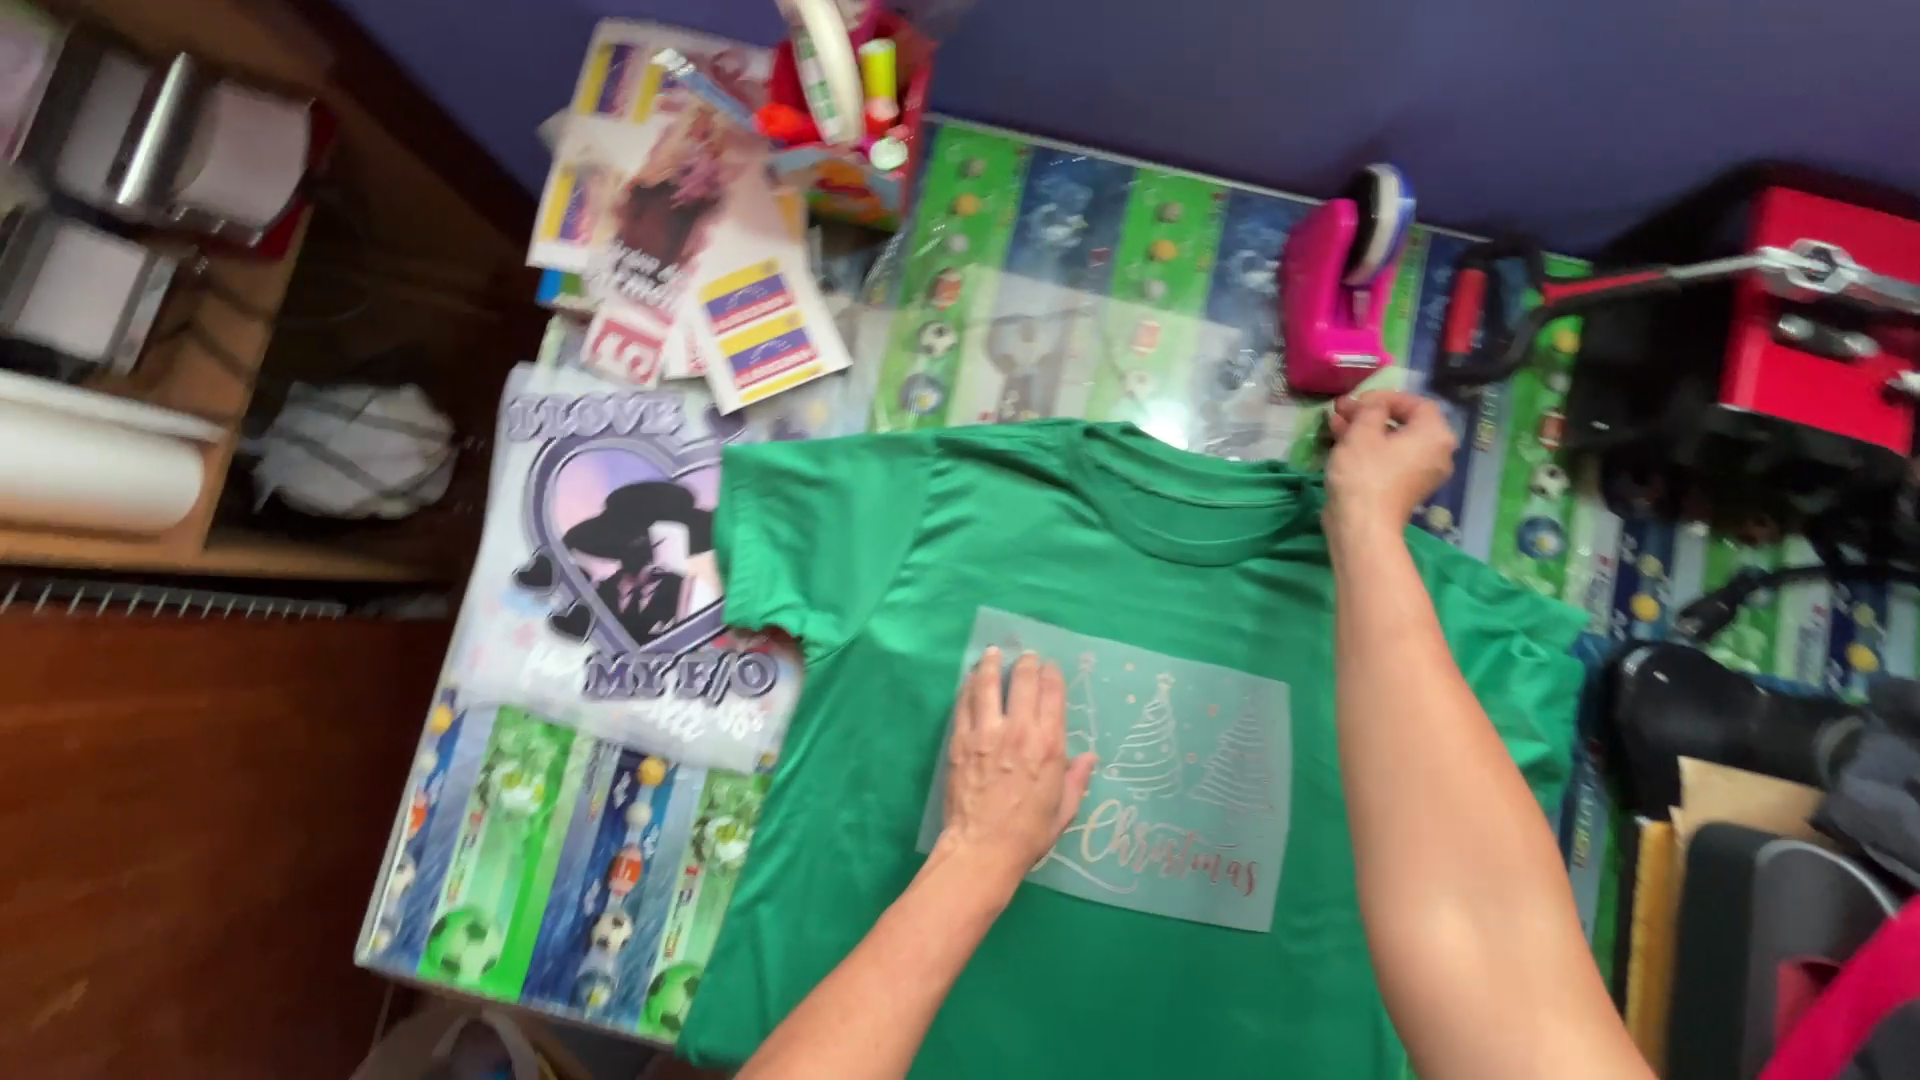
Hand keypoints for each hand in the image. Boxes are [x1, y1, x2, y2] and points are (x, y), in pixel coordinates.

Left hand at [935, 648, 1097, 894]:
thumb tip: (1091, 757)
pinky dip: (968, 687)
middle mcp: (1018, 731)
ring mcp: (986, 733)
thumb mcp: (1064, 809)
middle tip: (1025, 655)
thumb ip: (1077, 779)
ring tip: (992, 653)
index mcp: (1048, 745)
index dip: (1052, 674)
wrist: (982, 849)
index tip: (1049, 667)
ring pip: (988, 685)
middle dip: (1026, 663)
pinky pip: (964, 704)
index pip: (1052, 694)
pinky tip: (969, 679)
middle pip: (1022, 681)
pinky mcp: (960, 740)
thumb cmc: (1028, 833)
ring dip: (991, 664)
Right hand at [1324, 390, 1457, 539]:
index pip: (1416, 403)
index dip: (1385, 397)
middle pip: (1404, 423)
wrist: (1362, 525)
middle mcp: (1437, 452)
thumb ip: (1371, 409)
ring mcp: (1422, 474)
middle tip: (1341, 411)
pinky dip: (1370, 450)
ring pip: (1394, 442)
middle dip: (1370, 414)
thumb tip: (1374, 405)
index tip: (1356, 400)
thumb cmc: (1364, 473)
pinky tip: (1343, 445)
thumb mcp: (1362, 432)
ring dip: (1366, 431)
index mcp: (1435, 434)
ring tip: (1335, 425)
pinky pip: (1391, 460)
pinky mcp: (1405, 489)